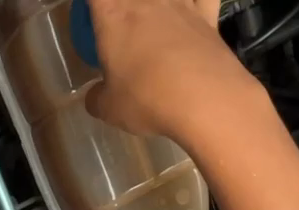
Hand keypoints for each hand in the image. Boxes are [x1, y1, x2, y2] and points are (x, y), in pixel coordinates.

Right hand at [83, 0, 258, 142]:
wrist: (202, 98)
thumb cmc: (146, 99)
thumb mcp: (110, 109)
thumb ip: (97, 98)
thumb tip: (94, 96)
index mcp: (113, 16)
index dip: (93, 4)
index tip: (91, 12)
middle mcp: (146, 0)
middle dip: (122, 6)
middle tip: (121, 19)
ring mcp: (180, 2)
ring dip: (159, 6)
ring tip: (152, 21)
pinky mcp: (207, 14)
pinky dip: (195, 1)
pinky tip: (190, 6)